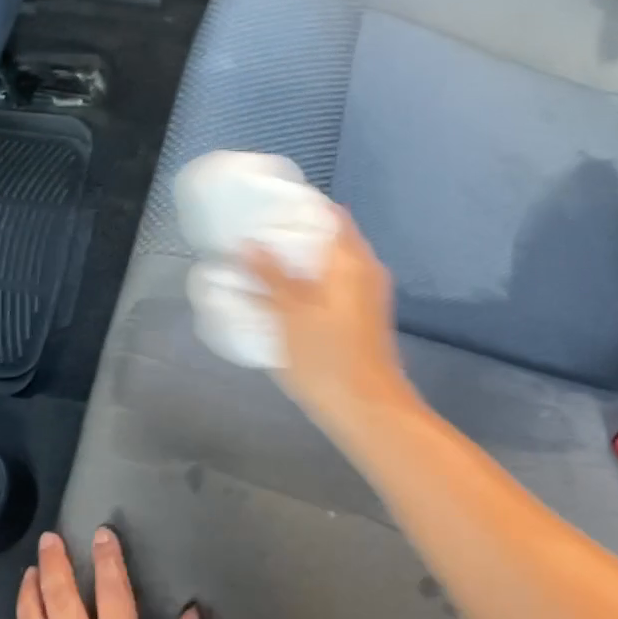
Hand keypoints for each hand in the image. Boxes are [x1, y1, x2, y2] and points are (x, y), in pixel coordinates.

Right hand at [244, 209, 415, 430]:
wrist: (367, 409)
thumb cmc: (326, 358)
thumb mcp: (288, 315)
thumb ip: (269, 276)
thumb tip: (249, 242)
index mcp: (349, 259)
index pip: (327, 214)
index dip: (297, 209)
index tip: (265, 211)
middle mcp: (365, 269)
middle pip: (329, 239)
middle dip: (294, 239)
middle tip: (255, 241)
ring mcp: (368, 296)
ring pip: (331, 266)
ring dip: (301, 265)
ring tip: (262, 269)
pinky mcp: (364, 319)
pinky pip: (335, 288)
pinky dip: (311, 286)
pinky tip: (284, 301)